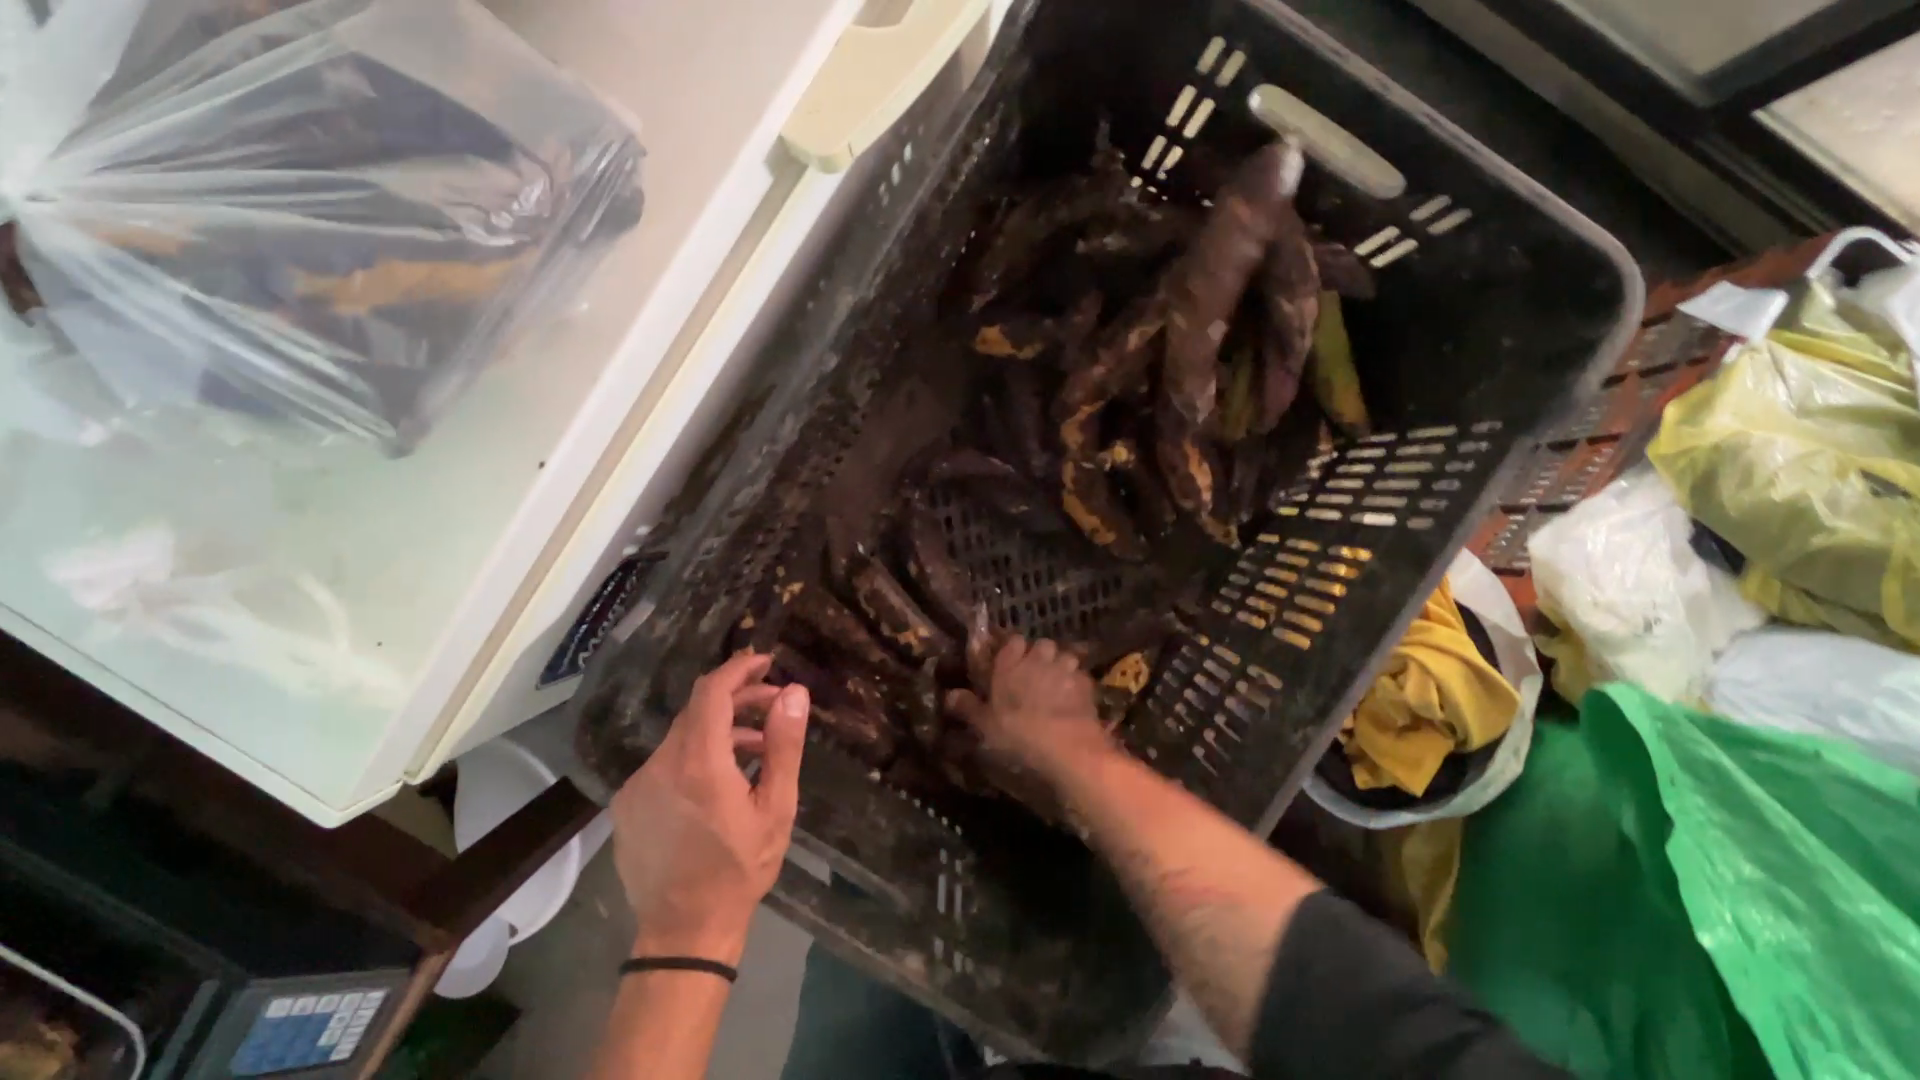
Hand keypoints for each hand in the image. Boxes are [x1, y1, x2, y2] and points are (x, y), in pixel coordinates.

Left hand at [609, 651, 808, 964]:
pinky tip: (720, 780)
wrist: (684, 930)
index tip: (766, 662)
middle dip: (737, 700)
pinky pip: (664, 764)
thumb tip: (794, 693)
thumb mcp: (776, 809)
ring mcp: (637, 785)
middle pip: (697, 711)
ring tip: (756, 749)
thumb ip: (784, 746)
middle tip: (774, 708)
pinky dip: (694, 756)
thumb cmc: (740, 869)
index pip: (711, 692)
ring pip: (681, 737)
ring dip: (718, 731)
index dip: (739, 669)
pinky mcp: (626, 804)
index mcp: (698, 764)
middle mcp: (660, 765)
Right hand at [946, 636, 1112, 780]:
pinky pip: (1080, 676)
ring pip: (1064, 657)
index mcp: (1010, 663)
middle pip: (1041, 645)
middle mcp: (1039, 658)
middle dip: (1038, 657)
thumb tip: (949, 694)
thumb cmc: (1019, 734)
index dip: (1011, 651)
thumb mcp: (985, 726)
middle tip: (1032, 679)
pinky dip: (1076, 684)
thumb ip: (968, 706)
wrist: (1068, 749)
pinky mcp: (1087, 684)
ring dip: (1060, 668)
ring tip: (1055, 688)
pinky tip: (1072, 702)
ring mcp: (1066, 668)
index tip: (1008, 665)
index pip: (1012, 640)